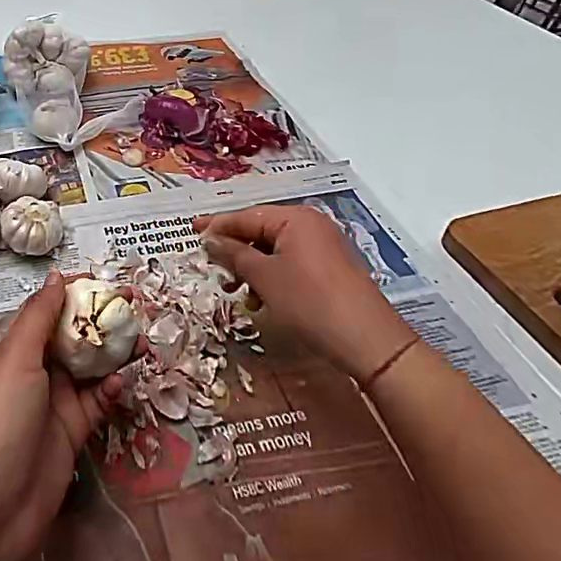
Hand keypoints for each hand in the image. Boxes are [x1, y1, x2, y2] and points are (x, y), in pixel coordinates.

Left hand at [0, 272, 121, 560]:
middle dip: (102, 322)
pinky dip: (112, 390)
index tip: (109, 282)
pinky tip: (123, 384)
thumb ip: (38, 318)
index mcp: (15, 348)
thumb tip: (56, 277)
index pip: (48, 311)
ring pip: (89, 369)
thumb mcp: (15, 360)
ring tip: (143, 344)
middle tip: (137, 309)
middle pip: (72, 337)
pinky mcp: (72, 433)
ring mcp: (54, 403)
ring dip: (114, 355)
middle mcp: (34, 370)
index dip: (76, 294)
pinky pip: (97, 403)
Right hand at [194, 206, 414, 380]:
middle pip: (259, 231)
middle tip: (211, 267)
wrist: (370, 344)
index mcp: (295, 219)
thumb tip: (209, 240)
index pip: (244, 216)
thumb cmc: (311, 303)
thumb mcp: (264, 277)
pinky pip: (289, 263)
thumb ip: (232, 254)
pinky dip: (270, 276)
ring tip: (236, 289)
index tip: (190, 232)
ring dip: (250, 267)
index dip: (215, 226)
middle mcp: (311, 225)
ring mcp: (323, 247)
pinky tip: (261, 299)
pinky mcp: (330, 269)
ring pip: (272, 250)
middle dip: (234, 250)